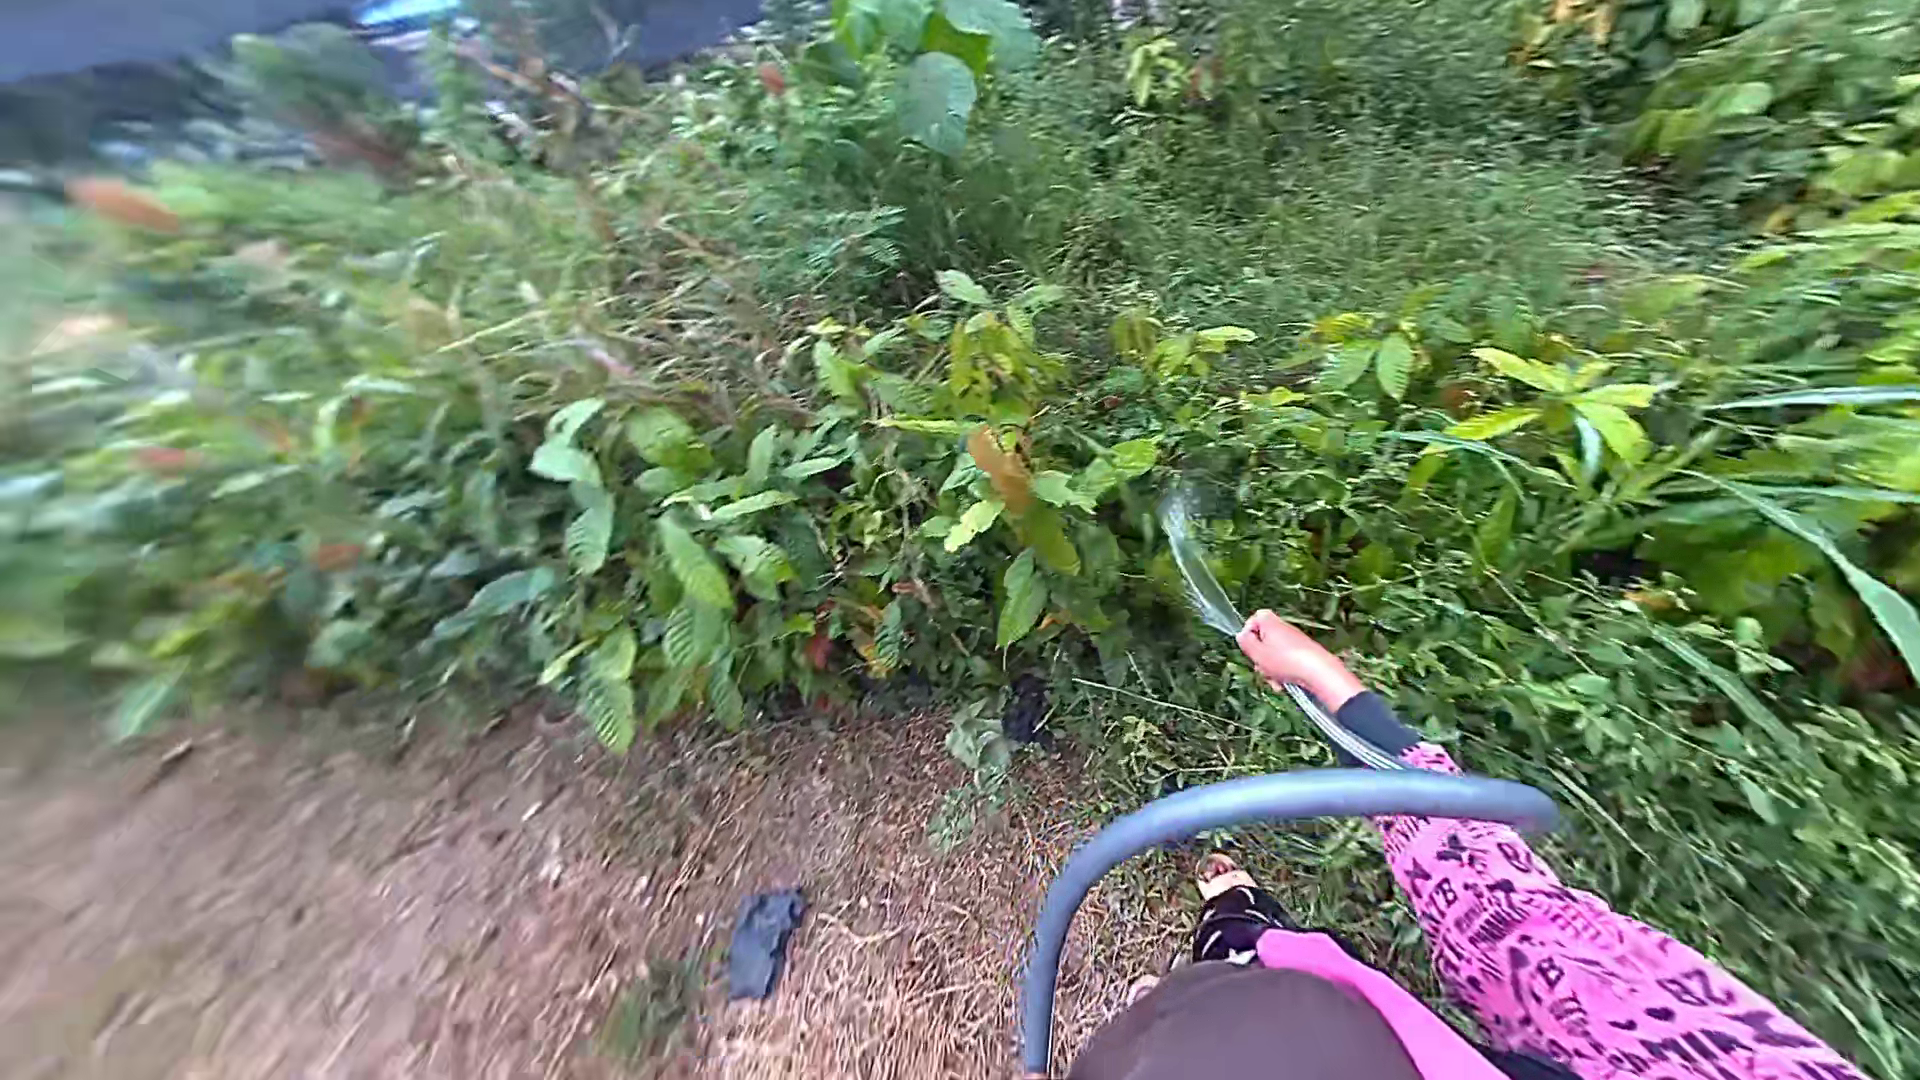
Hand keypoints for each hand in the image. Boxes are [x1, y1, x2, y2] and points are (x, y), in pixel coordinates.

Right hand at [1236, 610, 1365, 709]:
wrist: (1321, 674)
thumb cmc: (1287, 662)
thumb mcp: (1257, 652)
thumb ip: (1245, 642)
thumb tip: (1242, 635)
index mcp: (1271, 623)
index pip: (1255, 617)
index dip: (1248, 631)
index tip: (1248, 645)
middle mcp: (1284, 629)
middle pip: (1264, 639)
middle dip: (1260, 655)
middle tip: (1261, 667)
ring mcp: (1296, 642)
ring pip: (1275, 653)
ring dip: (1271, 667)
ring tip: (1275, 680)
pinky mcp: (1306, 655)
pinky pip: (1287, 662)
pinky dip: (1283, 672)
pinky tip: (1284, 683)